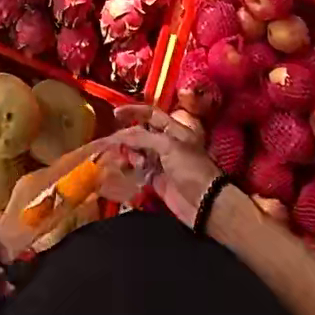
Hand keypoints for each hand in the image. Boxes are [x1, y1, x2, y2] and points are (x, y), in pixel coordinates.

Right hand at [107, 106, 224, 226]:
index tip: (115, 113)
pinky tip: (124, 170)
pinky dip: (131, 169)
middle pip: (141, 134)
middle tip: (111, 142)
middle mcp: (166, 143)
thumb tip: (121, 135)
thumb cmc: (190, 168)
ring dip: (128, 153)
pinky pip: (139, 170)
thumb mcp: (169, 146)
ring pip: (138, 152)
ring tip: (122, 158)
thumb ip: (144, 138)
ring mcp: (161, 162)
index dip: (133, 111)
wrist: (204, 203)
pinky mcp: (156, 180)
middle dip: (127, 136)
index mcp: (174, 129)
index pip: (151, 114)